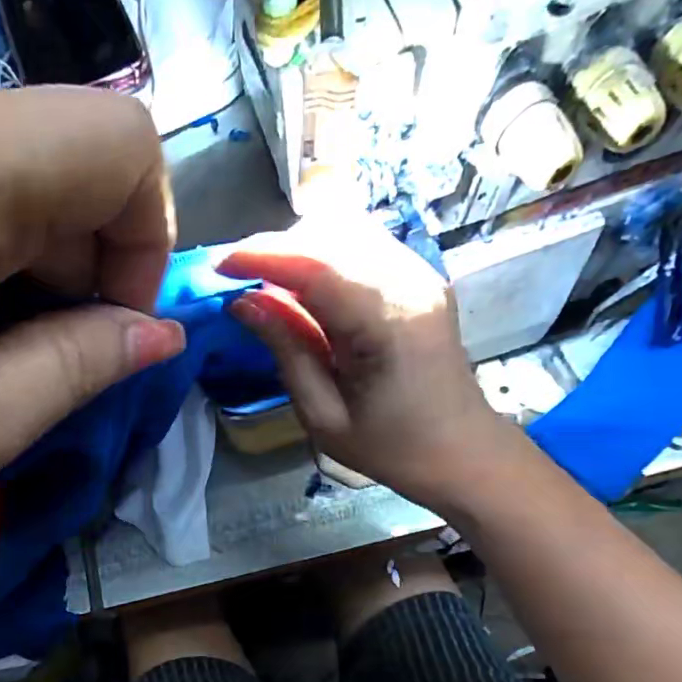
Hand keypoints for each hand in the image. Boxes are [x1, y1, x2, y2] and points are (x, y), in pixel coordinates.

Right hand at [219, 218, 523, 507]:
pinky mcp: (421, 277)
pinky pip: (364, 245)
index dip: (262, 256)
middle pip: (331, 234)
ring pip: (347, 230)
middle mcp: (408, 283)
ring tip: (269, 284)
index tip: (220, 266)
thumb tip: (243, 302)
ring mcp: (420, 274)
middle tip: (240, 280)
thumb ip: (287, 350)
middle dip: (277, 248)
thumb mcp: (324, 415)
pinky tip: (307, 288)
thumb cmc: (392, 448)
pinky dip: (326, 255)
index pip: (315, 265)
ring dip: (301, 249)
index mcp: (386, 323)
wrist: (462, 451)